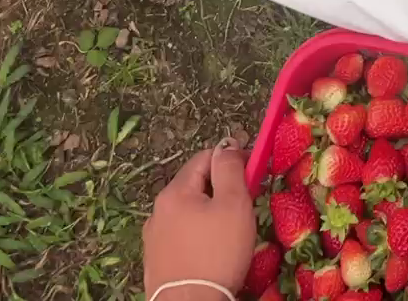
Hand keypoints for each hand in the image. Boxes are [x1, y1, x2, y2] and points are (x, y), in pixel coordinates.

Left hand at [143, 144, 255, 300]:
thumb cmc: (217, 253)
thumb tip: (227, 146)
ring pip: (190, 209)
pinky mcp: (156, 261)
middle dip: (223, 186)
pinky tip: (213, 249)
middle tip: (247, 201)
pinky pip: (183, 233)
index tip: (254, 172)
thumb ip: (230, 168)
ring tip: (232, 227)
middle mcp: (158, 211)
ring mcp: (154, 238)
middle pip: (197, 183)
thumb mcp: (233, 203)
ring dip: (211, 209)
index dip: (232, 158)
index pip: (206, 157)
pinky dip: (200, 232)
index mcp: (174, 192)